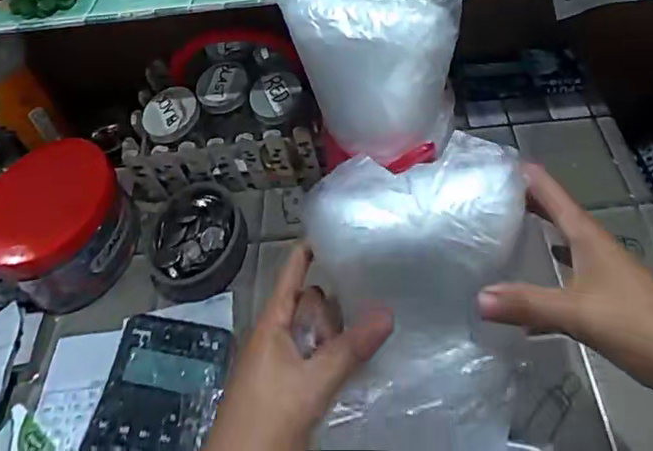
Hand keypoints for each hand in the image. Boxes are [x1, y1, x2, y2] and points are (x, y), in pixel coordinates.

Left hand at [203, 244, 392, 450]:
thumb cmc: (265, 419)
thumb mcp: (311, 384)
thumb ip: (348, 350)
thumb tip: (387, 312)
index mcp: (272, 322)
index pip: (292, 272)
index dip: (310, 249)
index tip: (336, 232)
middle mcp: (273, 335)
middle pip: (307, 302)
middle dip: (332, 302)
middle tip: (365, 302)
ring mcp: (277, 362)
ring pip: (311, 332)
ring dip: (333, 333)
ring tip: (364, 333)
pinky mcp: (283, 387)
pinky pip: (310, 358)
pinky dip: (329, 356)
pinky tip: (349, 365)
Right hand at [478, 165, 652, 450]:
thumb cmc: (640, 325)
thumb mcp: (579, 313)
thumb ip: (529, 303)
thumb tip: (477, 297)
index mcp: (587, 235)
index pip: (550, 191)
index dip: (523, 173)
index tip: (491, 161)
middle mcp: (595, 247)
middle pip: (555, 214)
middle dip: (524, 201)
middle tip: (485, 194)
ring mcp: (605, 275)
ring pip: (562, 244)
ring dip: (536, 235)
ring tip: (501, 233)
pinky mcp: (611, 303)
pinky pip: (569, 277)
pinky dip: (548, 275)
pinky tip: (530, 293)